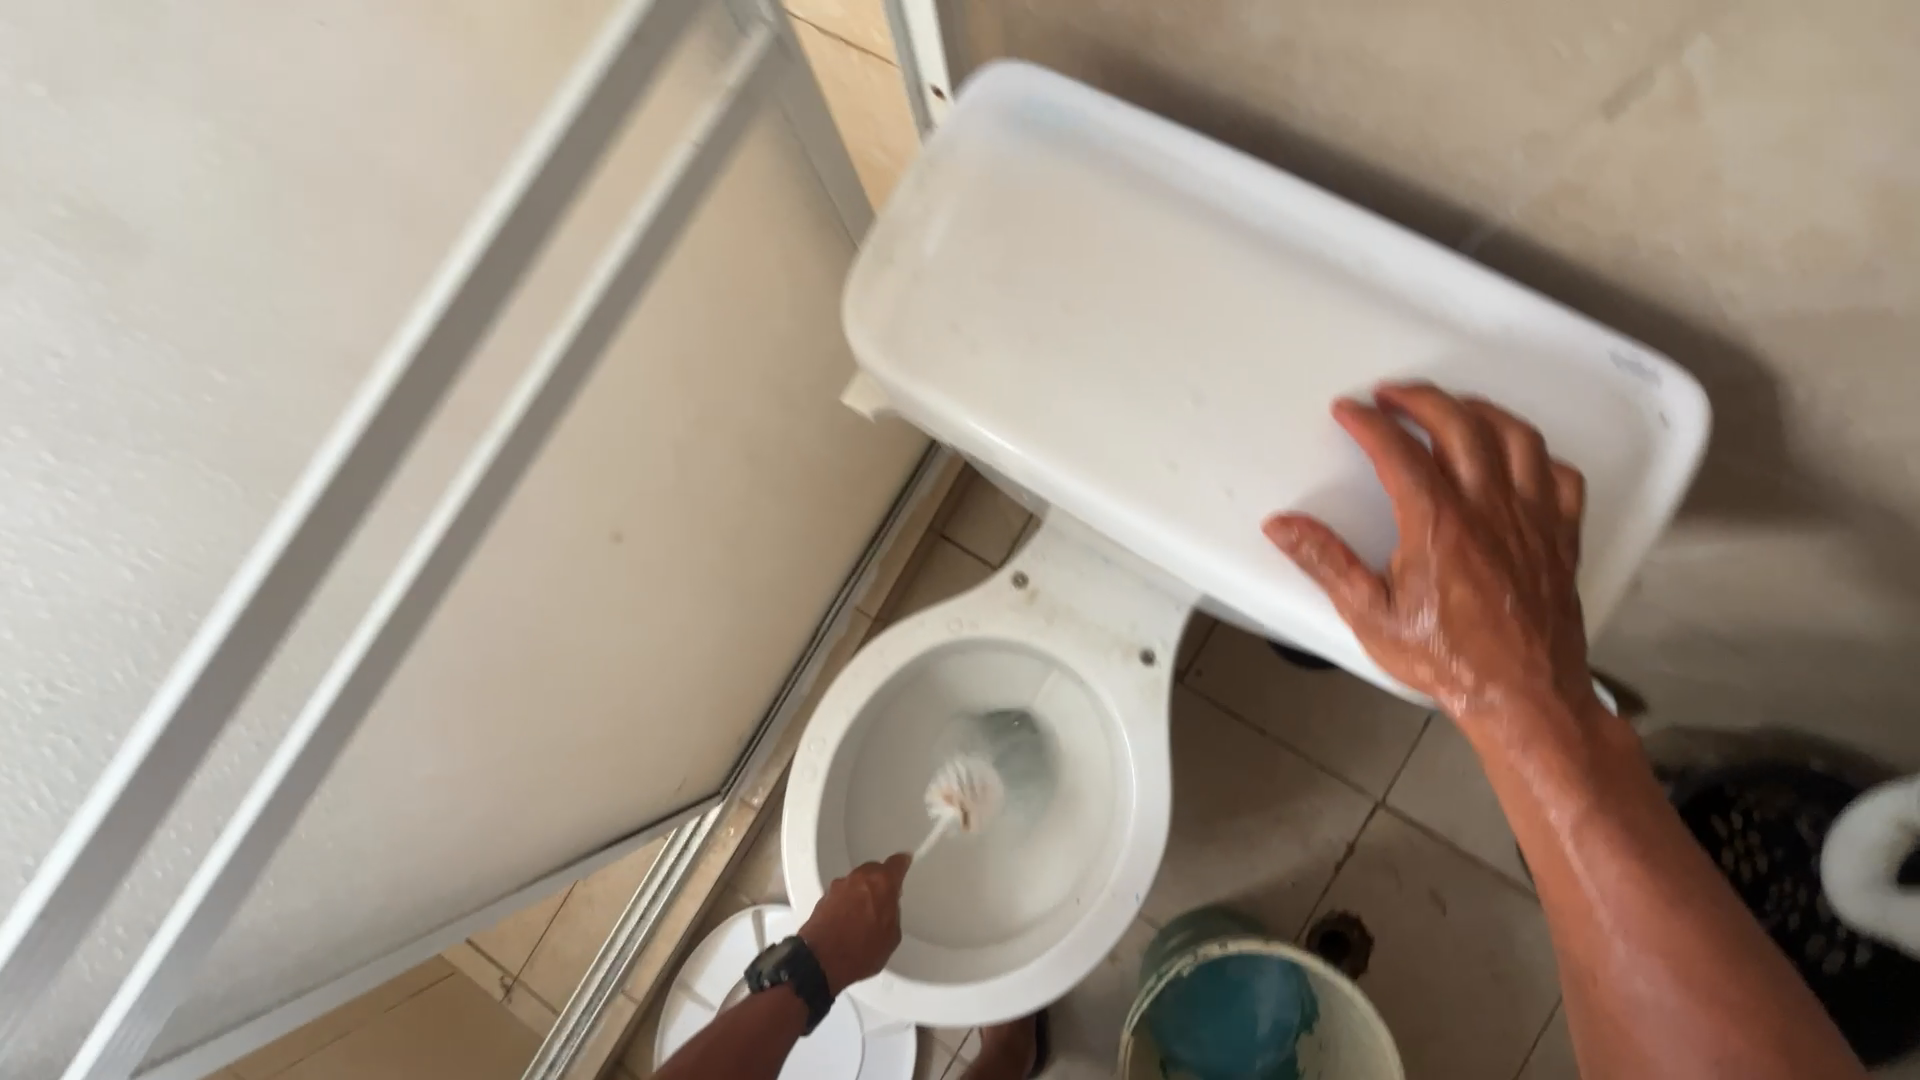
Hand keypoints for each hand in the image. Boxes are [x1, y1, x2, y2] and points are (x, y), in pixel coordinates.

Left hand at [799, 854, 909, 994]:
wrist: (821, 961)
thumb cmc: (862, 951)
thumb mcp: (891, 937)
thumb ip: (893, 912)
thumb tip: (887, 906)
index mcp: (882, 883)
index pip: (897, 863)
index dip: (902, 864)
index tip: (904, 864)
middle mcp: (860, 877)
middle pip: (874, 870)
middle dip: (880, 881)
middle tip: (883, 899)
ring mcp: (839, 885)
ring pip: (857, 881)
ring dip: (862, 891)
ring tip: (863, 913)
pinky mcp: (824, 897)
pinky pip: (842, 893)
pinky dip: (847, 901)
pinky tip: (847, 919)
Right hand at [1263, 382, 1599, 730]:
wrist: (1521, 694)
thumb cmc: (1445, 658)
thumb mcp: (1367, 613)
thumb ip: (1325, 562)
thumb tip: (1283, 526)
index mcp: (1438, 524)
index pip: (1398, 452)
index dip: (1369, 423)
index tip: (1350, 410)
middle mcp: (1488, 510)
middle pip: (1460, 427)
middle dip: (1422, 399)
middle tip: (1393, 394)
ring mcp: (1530, 520)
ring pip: (1516, 438)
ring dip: (1479, 411)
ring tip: (1452, 406)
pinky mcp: (1558, 537)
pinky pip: (1560, 476)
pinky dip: (1536, 454)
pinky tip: (1516, 456)